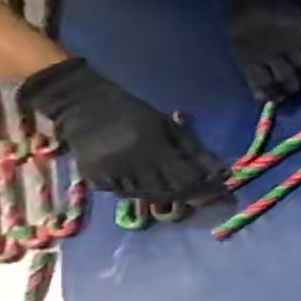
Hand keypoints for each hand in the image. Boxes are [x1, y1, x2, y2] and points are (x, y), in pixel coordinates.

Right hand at [17, 58, 226, 201]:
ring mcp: (113, 174)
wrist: (80, 104)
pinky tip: (151, 184)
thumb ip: (189, 149)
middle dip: (190, 194)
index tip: (220, 187)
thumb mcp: (164, 124)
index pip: (185, 177)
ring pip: (150, 196)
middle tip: (204, 193)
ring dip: (168, 195)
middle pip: (170, 191)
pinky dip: (143, 192)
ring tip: (180, 189)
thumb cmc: (129, 110)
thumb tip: (217, 170)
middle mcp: (132, 163)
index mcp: (151, 146)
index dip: (205, 185)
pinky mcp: (98, 180)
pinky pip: (128, 194)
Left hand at [215, 0, 300, 100]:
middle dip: (293, 87)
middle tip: (296, 87)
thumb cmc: (240, 16)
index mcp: (250, 59)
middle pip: (289, 81)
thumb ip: (251, 66)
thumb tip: (263, 92)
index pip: (265, 87)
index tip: (279, 99)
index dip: (274, 96)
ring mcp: (288, 44)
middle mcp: (270, 55)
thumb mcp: (237, 44)